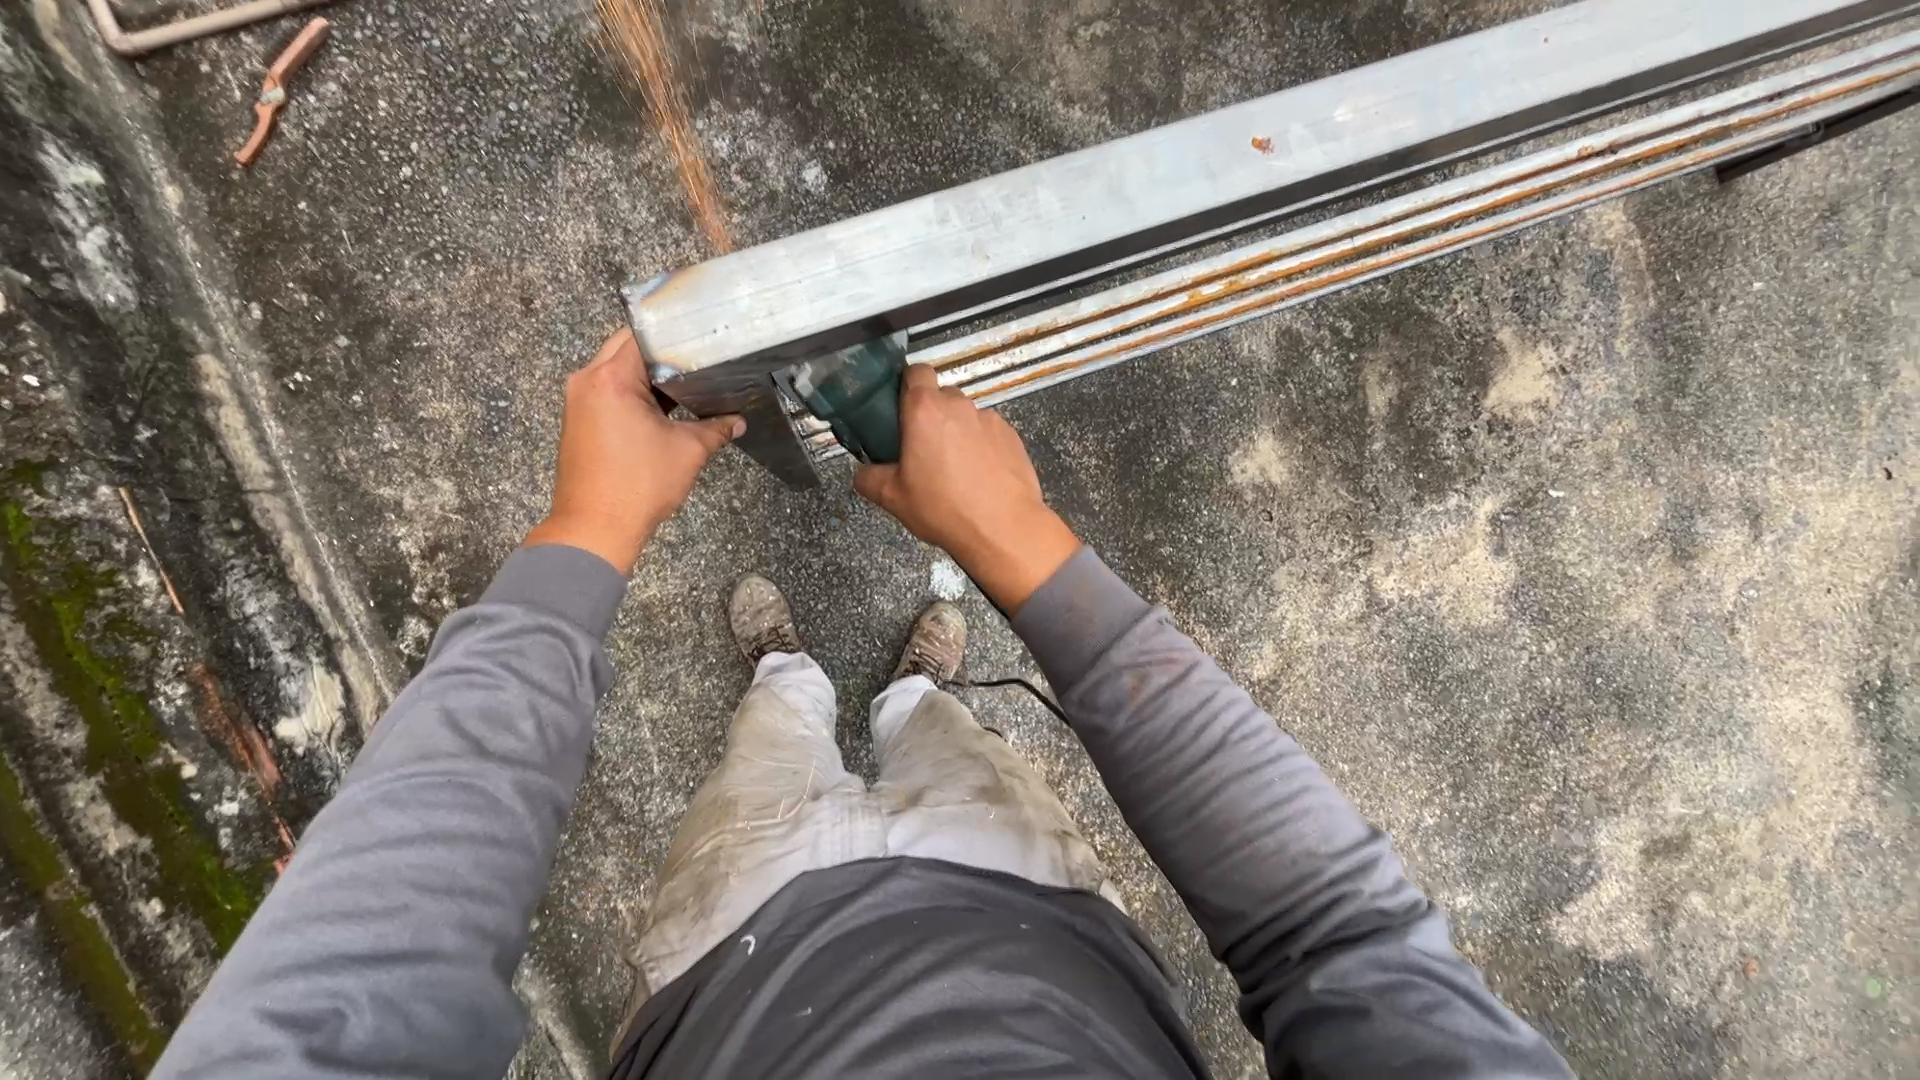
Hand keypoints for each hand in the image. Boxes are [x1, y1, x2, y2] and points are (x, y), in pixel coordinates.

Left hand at [523, 327, 742, 573]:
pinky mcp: (580, 420)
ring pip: (617, 370)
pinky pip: (608, 392)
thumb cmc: (636, 488)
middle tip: (697, 363)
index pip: (643, 336)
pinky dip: (633, 394)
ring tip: (686, 385)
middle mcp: (587, 382)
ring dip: (648, 376)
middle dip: (662, 357)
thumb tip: (737, 422)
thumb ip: (716, 429)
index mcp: (610, 380)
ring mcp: (579, 401)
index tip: (699, 341)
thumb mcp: (688, 451)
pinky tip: (664, 409)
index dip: (674, 337)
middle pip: (627, 349)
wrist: (595, 528)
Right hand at [854, 364, 1079, 612]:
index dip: (907, 386)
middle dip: (930, 415)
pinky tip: (979, 476)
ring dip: (956, 432)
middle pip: (940, 395)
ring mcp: (990, 419)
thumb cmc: (944, 509)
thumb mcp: (892, 498)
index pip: (915, 371)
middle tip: (922, 449)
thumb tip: (864, 473)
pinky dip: (981, 446)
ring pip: (965, 416)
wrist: (1003, 529)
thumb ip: (869, 478)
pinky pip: (988, 433)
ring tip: (954, 469)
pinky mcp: (1012, 436)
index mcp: (925, 410)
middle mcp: (959, 405)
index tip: (900, 410)